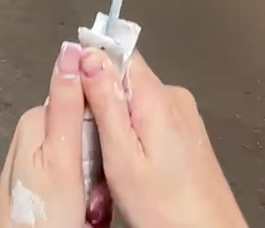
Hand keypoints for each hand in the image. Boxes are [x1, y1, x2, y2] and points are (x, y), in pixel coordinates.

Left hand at [0, 43, 113, 227]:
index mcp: (37, 120)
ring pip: (88, 158)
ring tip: (88, 204)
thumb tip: (72, 50)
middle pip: (88, 129)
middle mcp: (35, 136)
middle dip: (100, 157)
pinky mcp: (47, 185)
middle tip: (94, 184)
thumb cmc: (37, 221)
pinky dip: (88, 196)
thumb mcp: (61, 157)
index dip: (104, 118)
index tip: (110, 140)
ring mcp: (40, 162)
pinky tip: (83, 212)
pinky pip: (81, 180)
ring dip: (96, 180)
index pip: (85, 95)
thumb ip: (68, 102)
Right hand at [79, 48, 247, 227]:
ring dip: (117, 130)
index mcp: (157, 96)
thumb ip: (106, 103)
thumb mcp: (123, 158)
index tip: (75, 97)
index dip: (93, 69)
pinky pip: (151, 122)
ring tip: (112, 170)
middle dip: (102, 109)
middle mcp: (174, 96)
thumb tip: (89, 54)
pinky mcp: (188, 133)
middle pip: (125, 82)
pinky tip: (133, 173)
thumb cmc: (168, 210)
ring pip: (136, 105)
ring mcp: (184, 115)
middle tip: (93, 150)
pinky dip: (135, 141)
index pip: (120, 54)